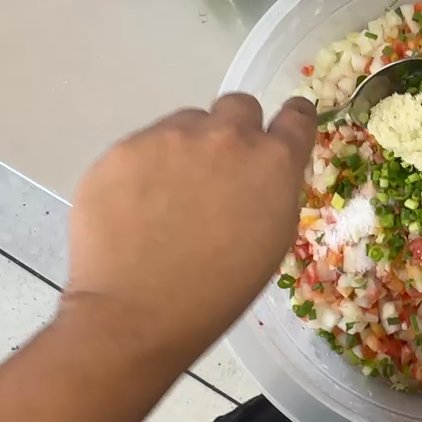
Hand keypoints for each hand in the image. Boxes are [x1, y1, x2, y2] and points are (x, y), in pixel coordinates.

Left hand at [61, 94, 315, 362]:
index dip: (292, 121)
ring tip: (167, 197)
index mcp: (273, 161)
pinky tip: (134, 207)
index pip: (297, 115)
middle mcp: (226, 136)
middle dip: (234, 131)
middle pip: (239, 106)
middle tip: (217, 172)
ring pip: (186, 123)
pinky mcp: (123, 148)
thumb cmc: (218, 291)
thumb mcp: (272, 238)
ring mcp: (170, 137)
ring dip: (187, 148)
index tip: (283, 130)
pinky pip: (144, 145)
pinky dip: (145, 168)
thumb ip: (274, 187)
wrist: (134, 315)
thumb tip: (261, 168)